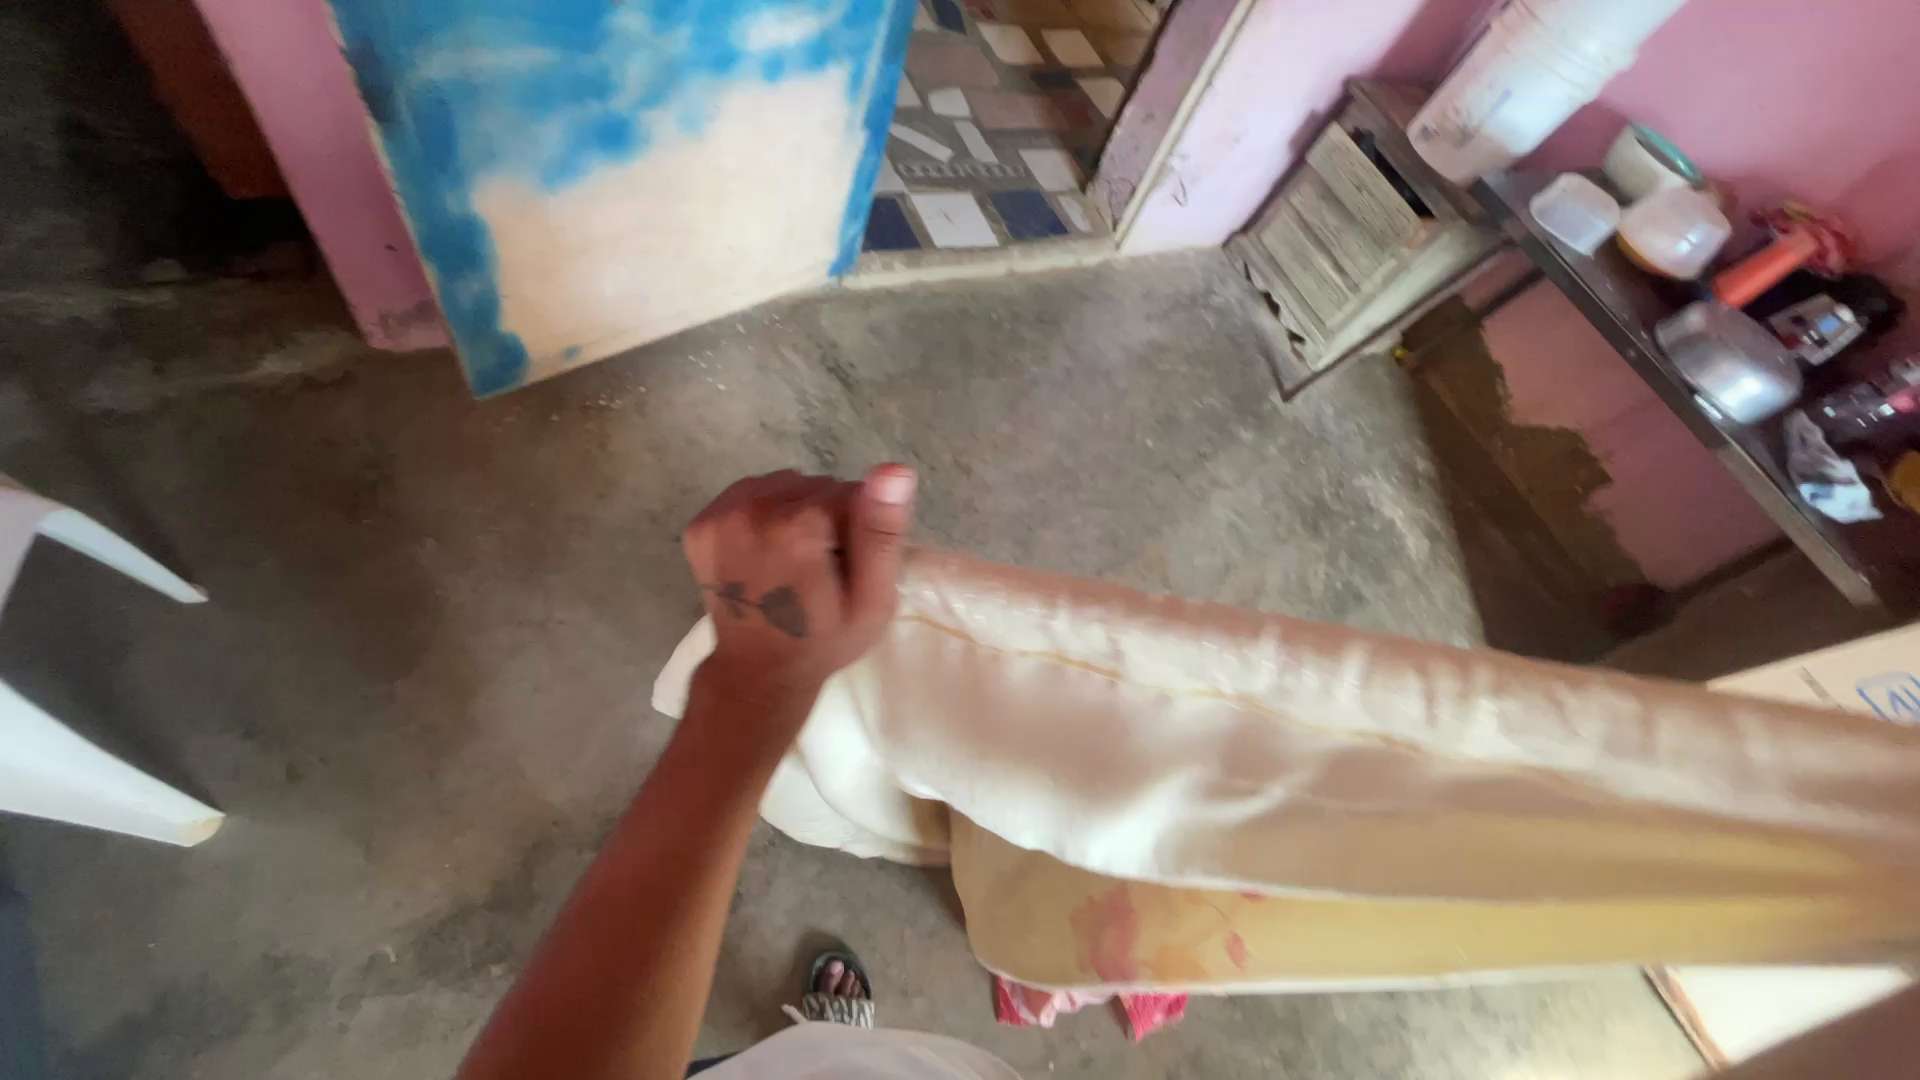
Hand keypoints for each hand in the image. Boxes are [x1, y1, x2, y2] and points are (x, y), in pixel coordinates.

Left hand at [681, 465, 916, 699]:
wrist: (758, 670)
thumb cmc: (823, 640)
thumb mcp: (872, 599)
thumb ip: (882, 532)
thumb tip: (894, 470)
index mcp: (799, 528)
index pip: (853, 493)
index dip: (860, 528)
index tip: (850, 567)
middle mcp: (754, 511)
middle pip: (817, 485)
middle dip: (829, 517)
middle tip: (824, 566)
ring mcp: (721, 516)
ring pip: (786, 483)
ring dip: (798, 511)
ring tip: (796, 557)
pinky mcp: (701, 522)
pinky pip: (752, 492)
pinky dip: (766, 512)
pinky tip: (769, 548)